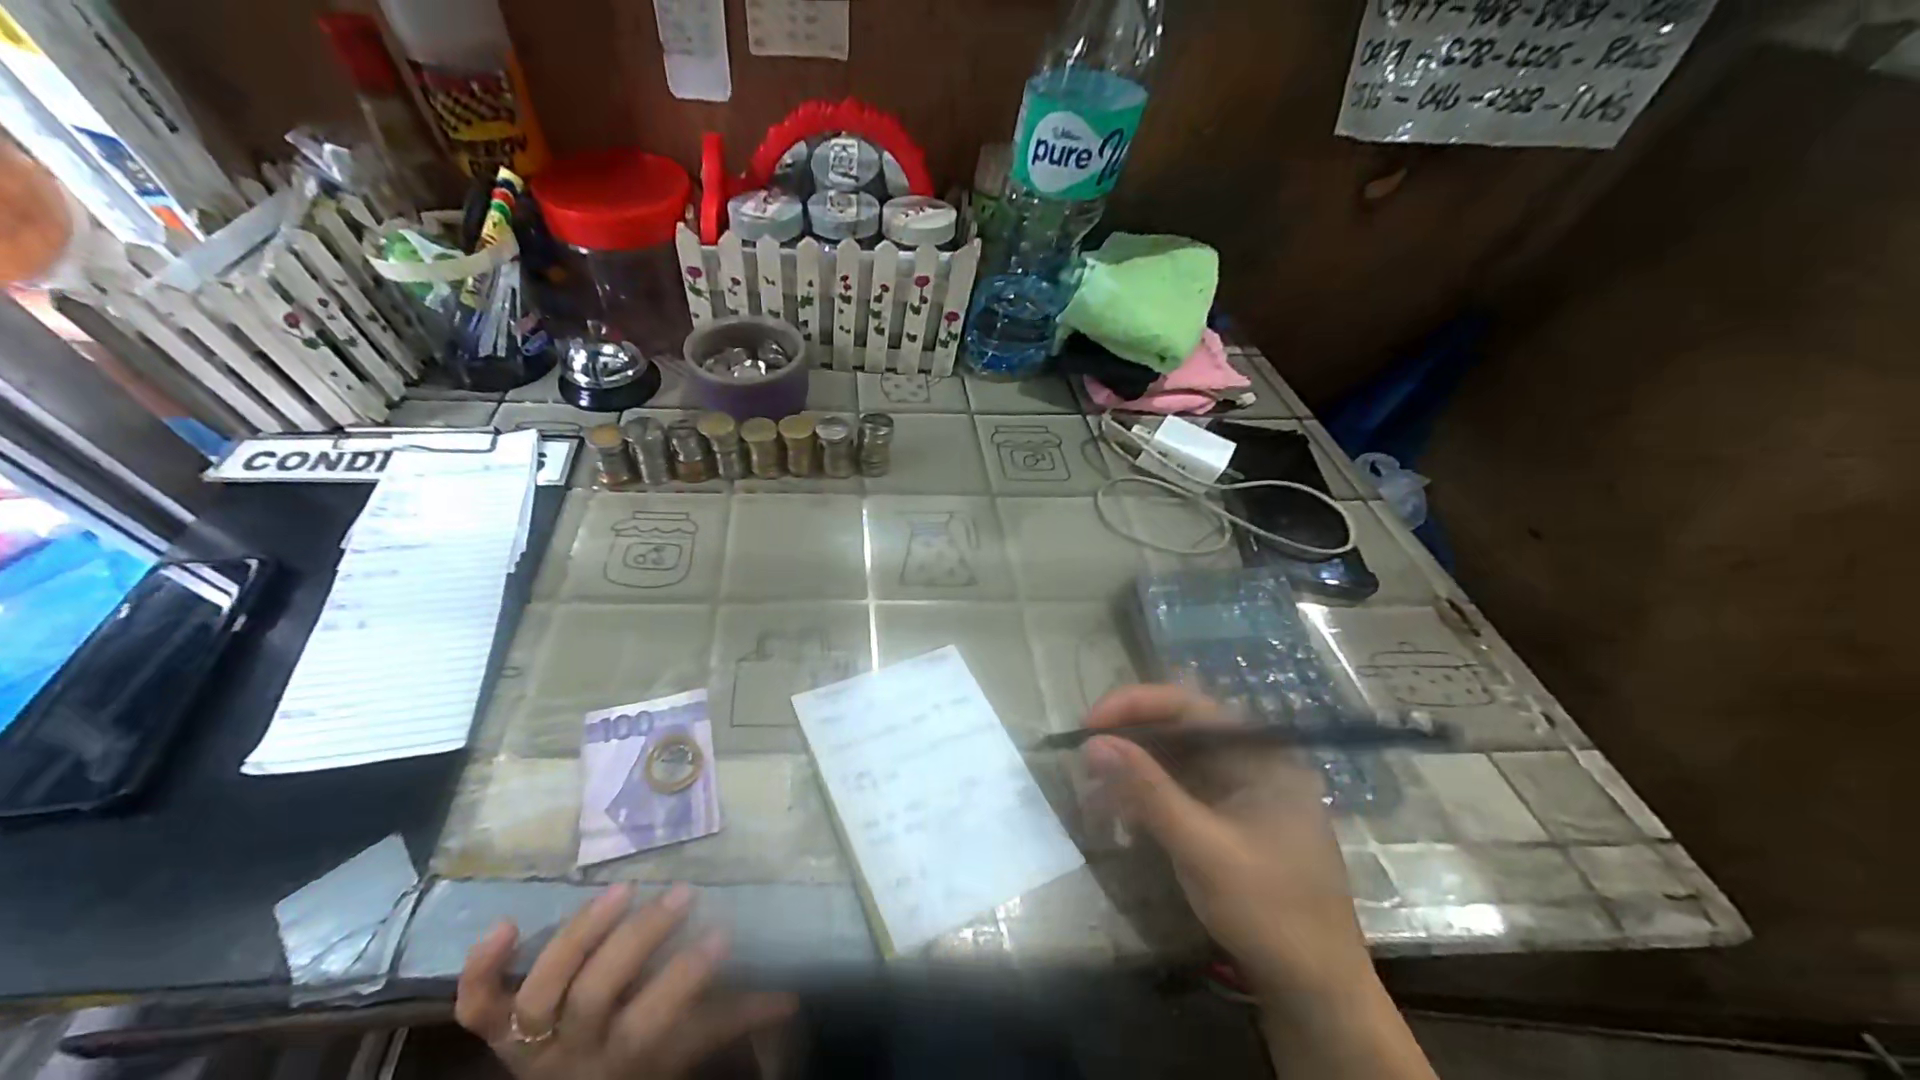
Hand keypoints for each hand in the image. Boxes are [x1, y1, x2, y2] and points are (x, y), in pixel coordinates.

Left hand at [455, 883, 796, 1079]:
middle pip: (595, 996)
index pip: (652, 1022)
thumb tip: (792, 996)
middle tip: (682, 894)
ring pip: (540, 992)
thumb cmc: (642, 1068)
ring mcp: (527, 1043)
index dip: (683, 980)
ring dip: (578, 937)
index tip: (724, 934)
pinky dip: (481, 969)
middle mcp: (569, 1052)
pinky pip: (475, 1007)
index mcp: (621, 1061)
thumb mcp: (688, 1054)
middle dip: (640, 941)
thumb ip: (735, 1020)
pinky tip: (506, 920)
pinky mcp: (497, 1032)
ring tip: (621, 891)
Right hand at [1078, 684, 1370, 1003]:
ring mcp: (1243, 793)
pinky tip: (1121, 816)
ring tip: (1093, 791)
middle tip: (1085, 759)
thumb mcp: (1202, 848)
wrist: (1317, 992)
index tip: (1089, 724)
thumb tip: (1093, 743)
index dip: (1135, 705)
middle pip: (1181, 730)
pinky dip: (1149, 798)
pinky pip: (1182, 792)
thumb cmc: (1270, 912)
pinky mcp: (1231, 821)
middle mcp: (1254, 763)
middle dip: (1130, 740)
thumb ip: (1148, 791)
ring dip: (1134, 771)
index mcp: (1262, 756)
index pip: (1190, 706)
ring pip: (1177, 762)